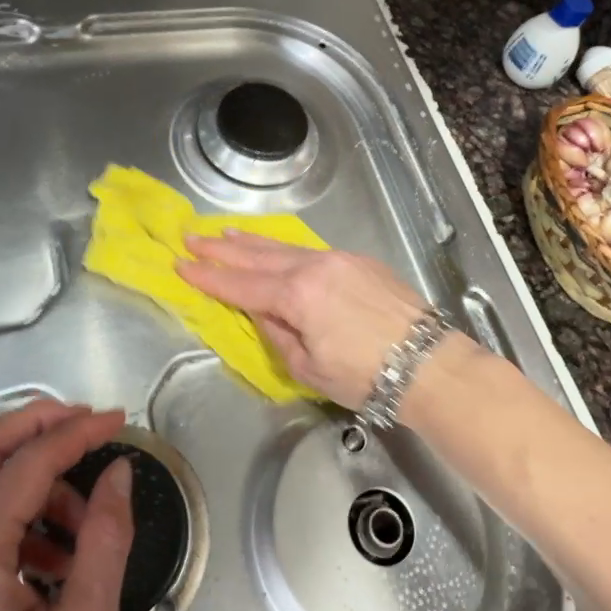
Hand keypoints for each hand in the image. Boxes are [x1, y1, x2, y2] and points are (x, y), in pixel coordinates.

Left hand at [0, 401, 133, 610]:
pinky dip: (9, 518)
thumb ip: (106, 541)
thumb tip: (118, 475)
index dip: (77, 431)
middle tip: (87, 427)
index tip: (115, 420)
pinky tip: (50, 558)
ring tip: (81, 523)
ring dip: (27, 481)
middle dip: (37, 427)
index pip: (27, 460)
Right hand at [177, 231, 428, 408]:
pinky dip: (285, 248)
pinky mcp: (360, 261)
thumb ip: (279, 336)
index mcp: (297, 296)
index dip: (209, 278)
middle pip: (258, 257)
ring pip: (286, 248)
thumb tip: (265, 314)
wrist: (428, 364)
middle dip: (222, 249)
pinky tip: (275, 248)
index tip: (181, 266)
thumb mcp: (309, 368)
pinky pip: (312, 250)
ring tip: (225, 234)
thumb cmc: (366, 377)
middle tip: (191, 238)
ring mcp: (340, 259)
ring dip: (253, 242)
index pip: (241, 286)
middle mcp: (315, 267)